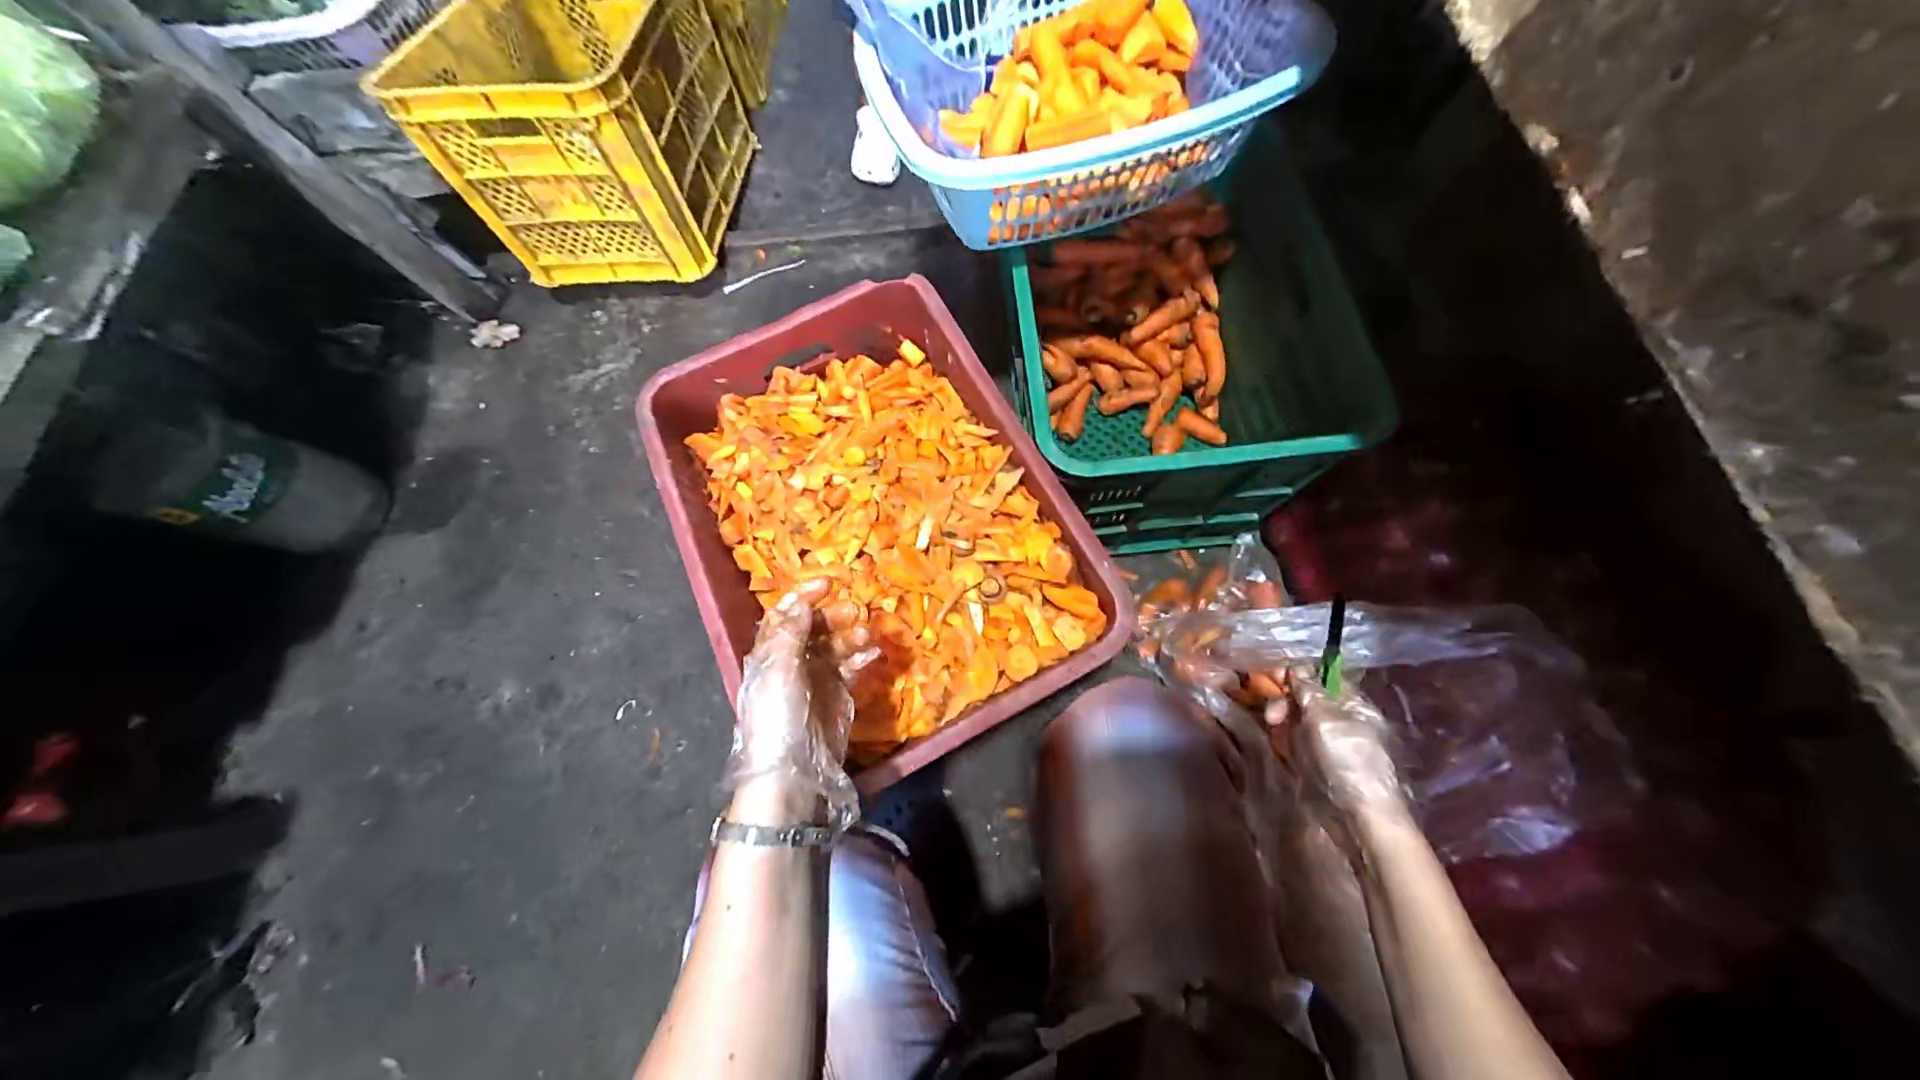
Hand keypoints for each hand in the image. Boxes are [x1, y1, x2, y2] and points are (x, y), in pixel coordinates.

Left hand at [729, 579, 876, 827]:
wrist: (793, 772)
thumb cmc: (779, 716)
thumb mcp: (778, 670)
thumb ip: (790, 633)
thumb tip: (801, 601)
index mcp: (770, 653)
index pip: (785, 616)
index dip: (804, 597)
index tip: (829, 583)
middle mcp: (792, 662)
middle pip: (814, 627)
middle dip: (834, 615)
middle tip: (855, 611)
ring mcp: (816, 678)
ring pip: (836, 645)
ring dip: (851, 635)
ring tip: (867, 634)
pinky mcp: (838, 695)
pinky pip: (852, 666)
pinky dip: (862, 656)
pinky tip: (874, 652)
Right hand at [1264, 673, 1407, 827]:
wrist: (1354, 813)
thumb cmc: (1346, 759)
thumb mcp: (1326, 718)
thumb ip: (1307, 689)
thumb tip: (1296, 666)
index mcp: (1350, 703)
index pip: (1320, 675)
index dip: (1296, 671)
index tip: (1271, 674)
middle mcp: (1336, 717)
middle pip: (1302, 694)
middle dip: (1283, 696)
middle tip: (1272, 711)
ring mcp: (1322, 738)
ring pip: (1292, 715)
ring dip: (1278, 714)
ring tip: (1271, 723)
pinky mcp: (1309, 758)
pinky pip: (1288, 736)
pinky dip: (1278, 733)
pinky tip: (1272, 738)